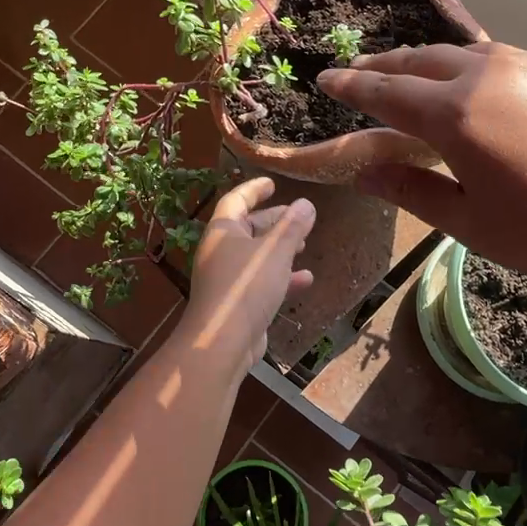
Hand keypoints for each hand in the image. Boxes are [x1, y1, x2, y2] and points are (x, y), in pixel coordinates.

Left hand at [177, 177, 315, 367]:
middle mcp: (220, 251)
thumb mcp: (275, 251)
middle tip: (298, 217)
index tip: (273, 183)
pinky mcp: (237, 303)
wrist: (222, 342)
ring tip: (304, 244)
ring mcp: (227, 279)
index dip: (254, 189)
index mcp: (222, 231)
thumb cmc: (246, 287)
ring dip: (280, 248)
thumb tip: (306, 204)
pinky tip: (305, 279)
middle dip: (274, 221)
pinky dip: (281, 277)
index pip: (236, 200)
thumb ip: (292, 226)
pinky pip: (261, 282)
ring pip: (256, 255)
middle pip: (248, 227)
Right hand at [317, 43, 526, 286]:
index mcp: (456, 114)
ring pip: (468, 54)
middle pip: (423, 60)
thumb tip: (365, 171)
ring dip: (434, 64)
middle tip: (363, 73)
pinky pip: (510, 63)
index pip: (386, 92)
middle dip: (386, 66)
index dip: (352, 86)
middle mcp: (491, 74)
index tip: (326, 78)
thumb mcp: (470, 223)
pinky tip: (489, 94)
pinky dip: (481, 72)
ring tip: (419, 77)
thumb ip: (411, 191)